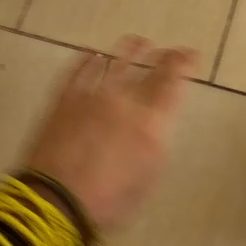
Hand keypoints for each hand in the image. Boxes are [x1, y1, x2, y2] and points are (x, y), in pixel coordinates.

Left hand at [21, 36, 194, 235]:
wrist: (55, 204)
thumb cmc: (108, 202)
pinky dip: (87, 58)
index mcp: (151, 121)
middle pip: (149, 68)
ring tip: (138, 42)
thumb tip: (158, 122)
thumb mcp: (148, 177)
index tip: (190, 55)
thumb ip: (156, 143)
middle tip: (170, 51)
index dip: (184, 63)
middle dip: (164, 56)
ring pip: (116, 60)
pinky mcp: (64, 98)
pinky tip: (92, 53)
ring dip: (130, 49)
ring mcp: (92, 95)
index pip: (173, 80)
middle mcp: (125, 100)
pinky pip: (78, 69)